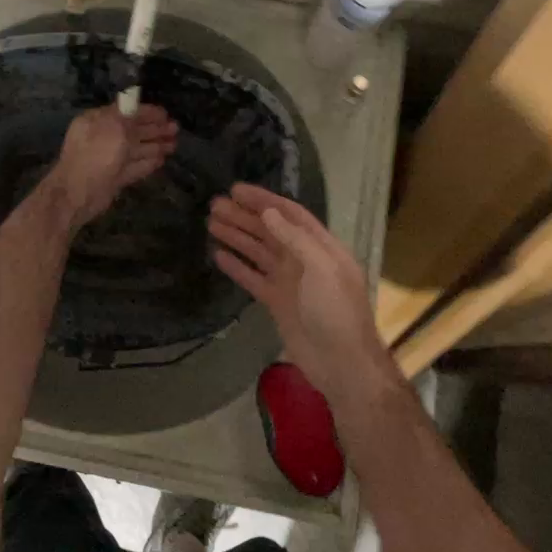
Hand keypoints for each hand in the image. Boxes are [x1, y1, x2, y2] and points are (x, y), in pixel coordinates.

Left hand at [45, 104, 177, 228]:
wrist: (78, 193)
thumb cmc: (95, 155)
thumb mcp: (113, 127)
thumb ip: (126, 115)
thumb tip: (134, 102)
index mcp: (97, 121)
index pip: (126, 112)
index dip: (147, 112)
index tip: (166, 114)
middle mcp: (102, 138)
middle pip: (133, 131)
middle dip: (154, 129)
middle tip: (176, 129)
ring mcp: (108, 159)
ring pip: (135, 150)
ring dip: (155, 145)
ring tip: (174, 145)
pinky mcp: (113, 178)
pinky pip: (134, 167)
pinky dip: (147, 163)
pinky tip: (162, 160)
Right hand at [209, 184, 395, 406]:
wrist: (341, 361)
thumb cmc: (336, 311)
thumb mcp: (322, 268)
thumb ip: (295, 239)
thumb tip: (268, 213)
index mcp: (321, 246)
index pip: (289, 214)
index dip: (264, 200)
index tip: (236, 190)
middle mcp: (304, 259)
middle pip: (270, 231)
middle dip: (244, 216)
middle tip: (215, 205)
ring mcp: (290, 282)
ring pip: (259, 253)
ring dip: (237, 237)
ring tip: (211, 223)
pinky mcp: (277, 302)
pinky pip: (253, 279)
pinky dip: (237, 267)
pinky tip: (218, 255)